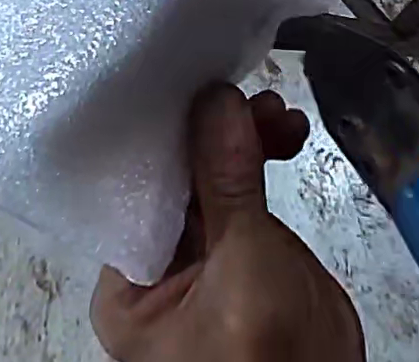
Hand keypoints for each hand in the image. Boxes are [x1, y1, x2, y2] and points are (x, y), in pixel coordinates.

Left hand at [91, 85, 365, 361]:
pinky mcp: (245, 238)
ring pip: (216, 166)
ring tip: (279, 113)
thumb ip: (227, 179)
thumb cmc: (266, 359)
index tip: (195, 84)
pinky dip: (266, 150)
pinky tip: (287, 132)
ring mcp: (206, 245)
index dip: (168, 128)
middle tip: (250, 99)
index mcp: (131, 277)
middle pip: (181, 167)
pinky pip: (246, 179)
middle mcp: (159, 257)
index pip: (138, 181)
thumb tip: (217, 99)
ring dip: (247, 133)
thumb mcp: (243, 263)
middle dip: (216, 130)